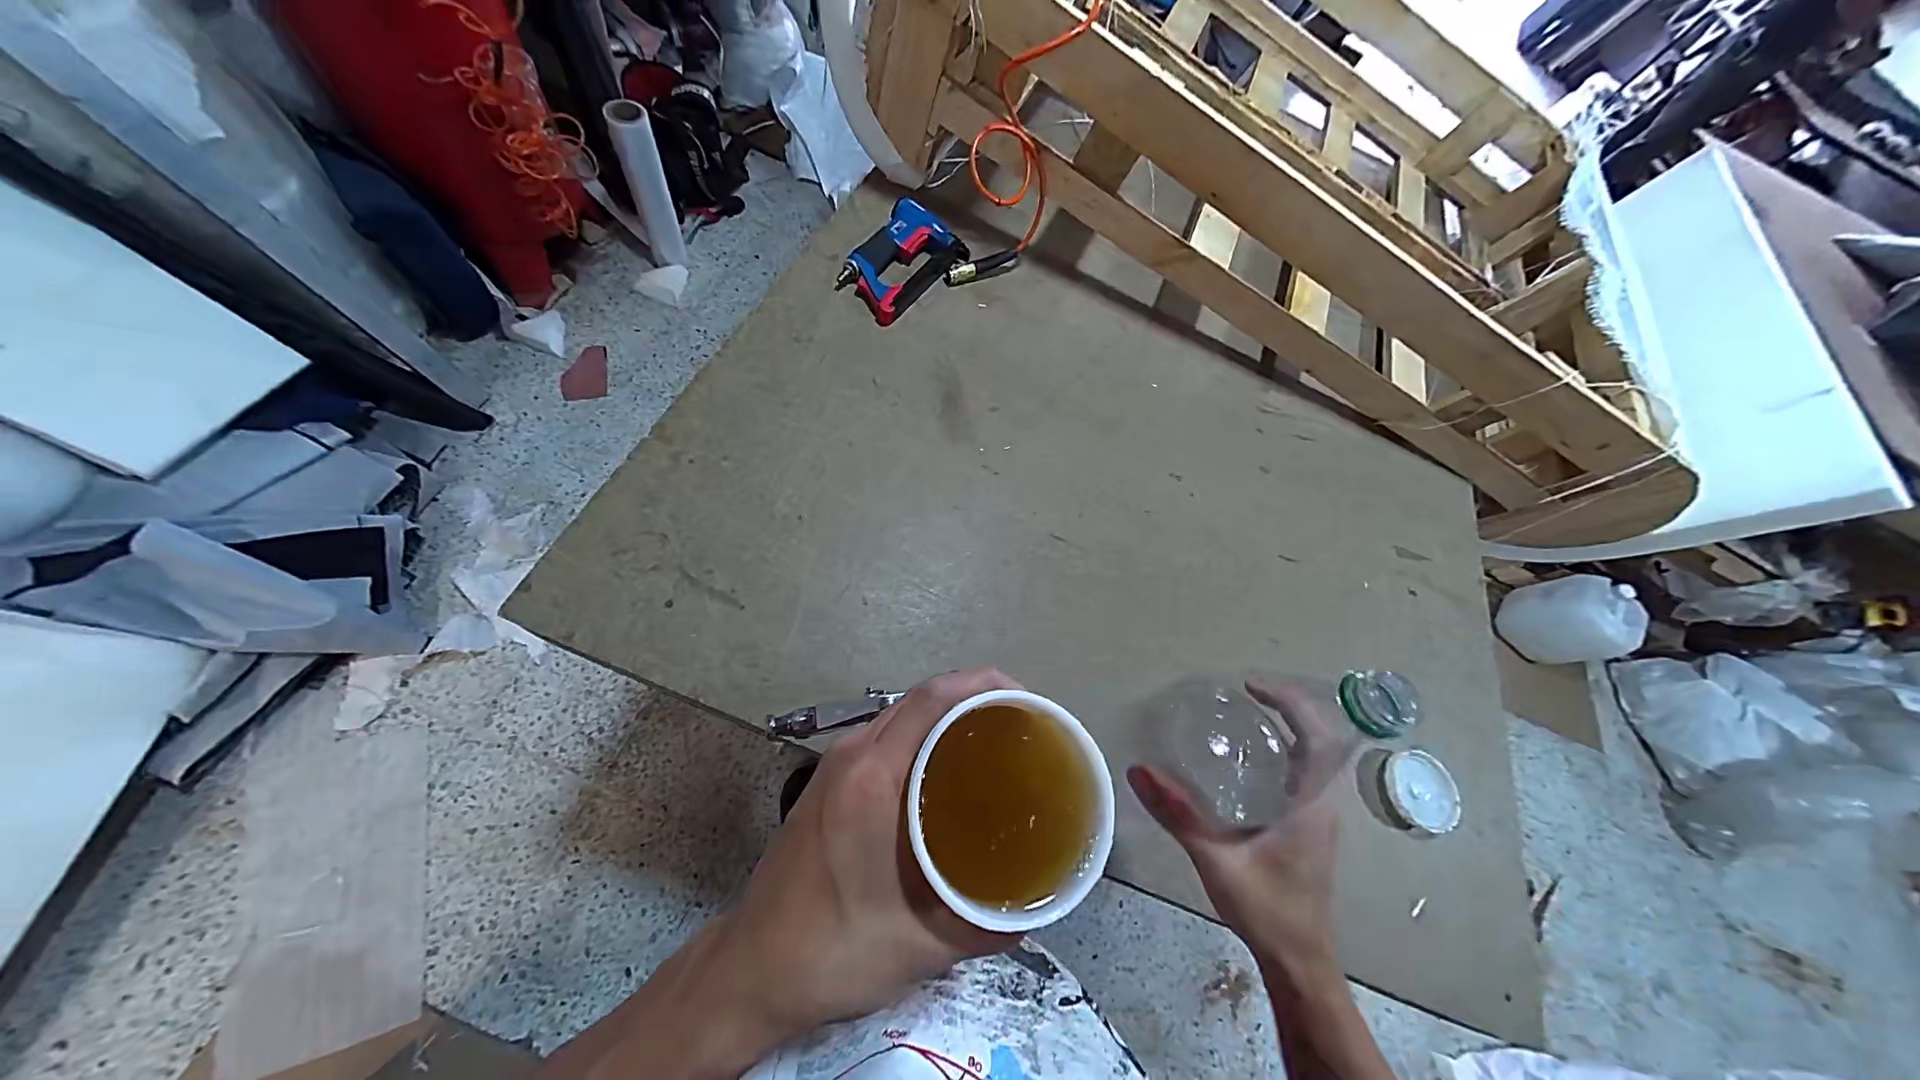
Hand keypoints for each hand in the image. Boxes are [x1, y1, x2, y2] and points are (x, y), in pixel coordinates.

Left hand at [538, 669, 1026, 1079]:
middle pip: (919, 700)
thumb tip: (1032, 911)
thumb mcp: (922, 943)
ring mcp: (834, 766)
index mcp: (873, 776)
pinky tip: (944, 775)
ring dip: (946, 719)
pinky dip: (921, 740)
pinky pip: (885, 740)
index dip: (983, 685)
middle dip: (973, 699)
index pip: (932, 699)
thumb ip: (984, 924)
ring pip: (900, 717)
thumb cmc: (835, 949)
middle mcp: (851, 755)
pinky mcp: (827, 784)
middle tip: (1020, 729)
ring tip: (991, 747)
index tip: (1027, 704)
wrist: (752, 968)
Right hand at [1126, 676, 1343, 990]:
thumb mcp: (1217, 860)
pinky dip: (1279, 755)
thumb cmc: (1268, 911)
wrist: (1299, 961)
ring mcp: (1318, 818)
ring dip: (1285, 731)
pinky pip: (1301, 776)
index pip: (1319, 737)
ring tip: (1241, 720)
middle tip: (1242, 697)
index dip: (1290, 702)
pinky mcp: (1308, 829)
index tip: (1251, 686)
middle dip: (1286, 709)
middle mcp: (1323, 805)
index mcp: (1312, 805)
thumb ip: (1179, 815)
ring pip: (1312, 759)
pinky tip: (1244, 763)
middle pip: (1319, 740)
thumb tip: (1140, 770)